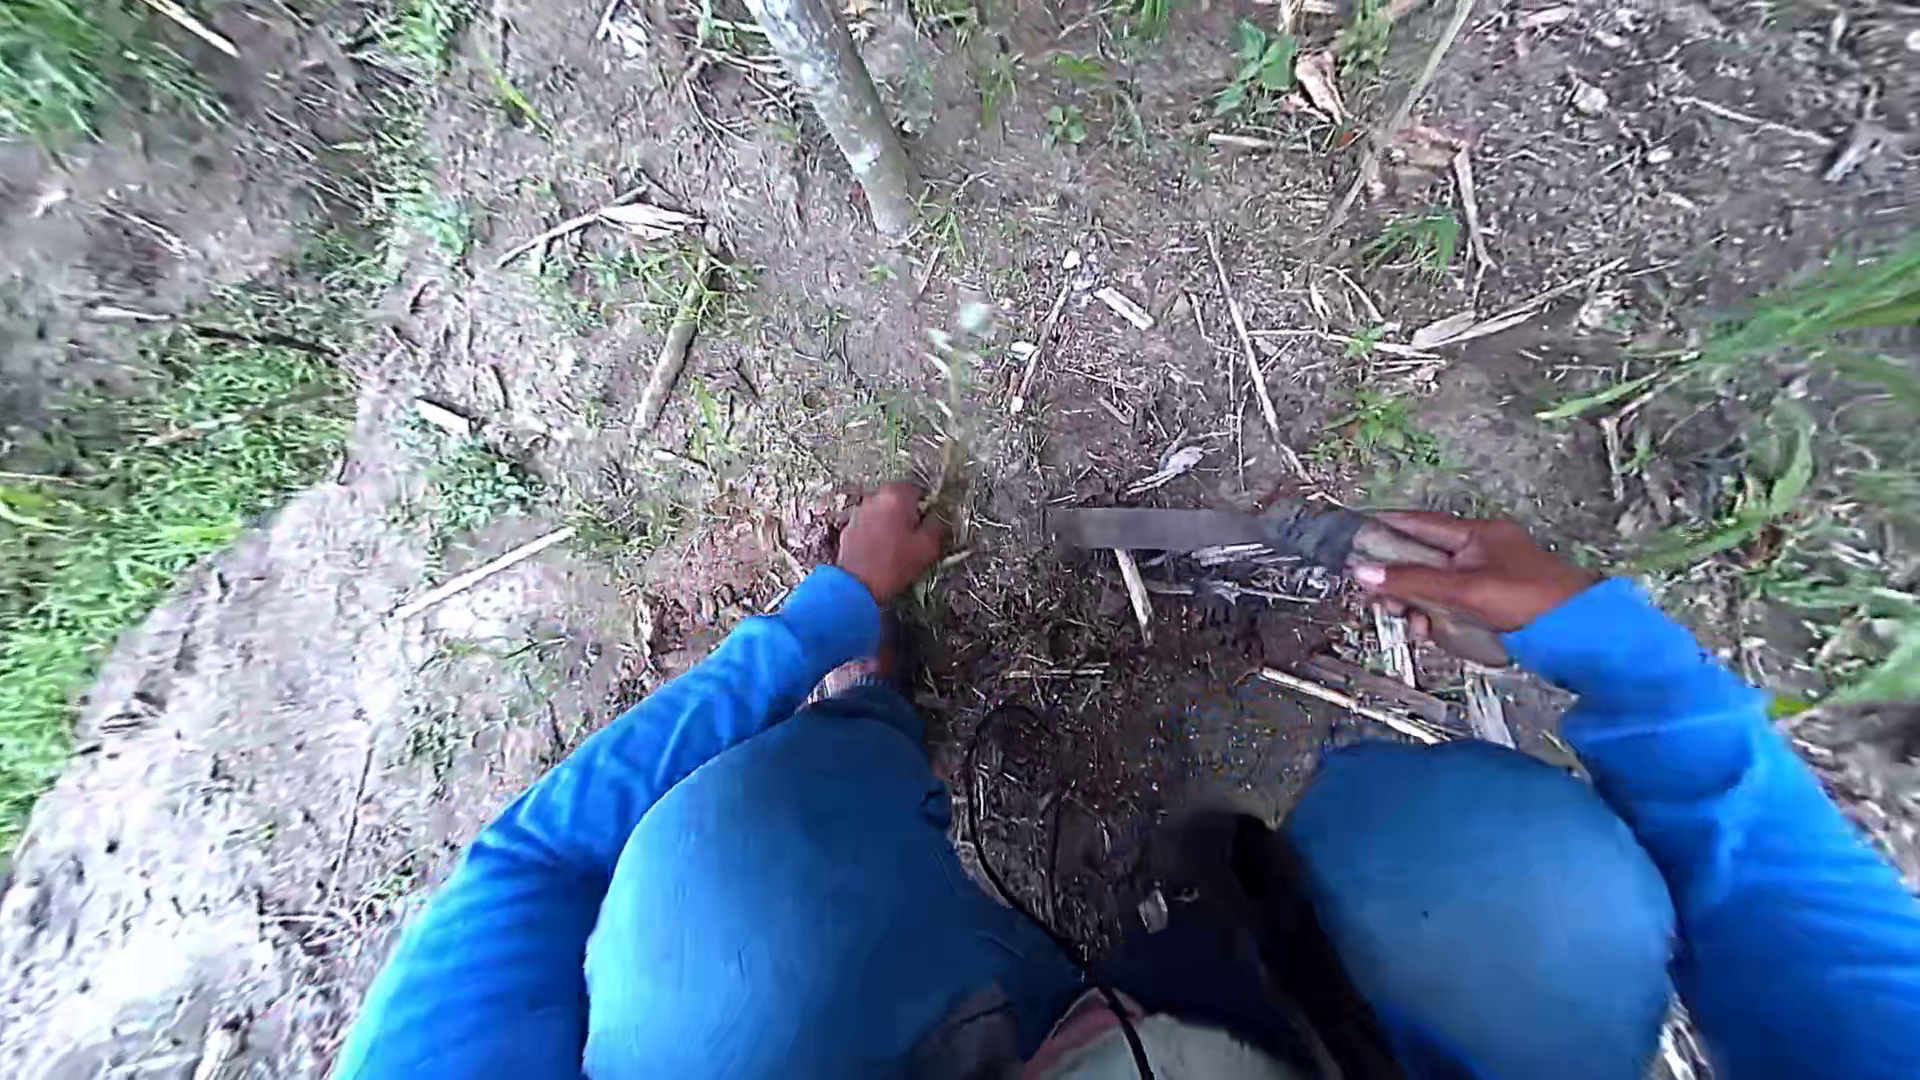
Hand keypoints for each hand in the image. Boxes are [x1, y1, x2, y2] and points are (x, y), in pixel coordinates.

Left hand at [835, 482, 945, 603]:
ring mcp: (859, 513)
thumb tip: (937, 519)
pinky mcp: (849, 528)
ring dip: (891, 523)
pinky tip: (882, 551)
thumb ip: (937, 526)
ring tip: (898, 546)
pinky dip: (876, 533)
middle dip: (907, 514)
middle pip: (898, 499)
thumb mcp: (928, 547)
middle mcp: (875, 499)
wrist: (857, 586)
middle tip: (915, 535)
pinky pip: (869, 524)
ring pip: (882, 512)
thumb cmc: (893, 566)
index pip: (917, 489)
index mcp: (896, 497)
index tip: (929, 520)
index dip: (926, 506)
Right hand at [1350, 512, 1597, 633]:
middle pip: (1419, 557)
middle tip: (1375, 594)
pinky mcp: (1488, 603)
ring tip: (1404, 618)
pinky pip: (1445, 603)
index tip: (1352, 534)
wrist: (1590, 642)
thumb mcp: (1465, 590)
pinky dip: (1431, 615)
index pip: (1418, 522)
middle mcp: (1478, 551)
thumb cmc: (1530, 603)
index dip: (1384, 525)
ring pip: (1429, 583)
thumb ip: (1411, 581)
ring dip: (1410, 601)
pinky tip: (1426, 630)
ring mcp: (1484, 577)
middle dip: (1394, 576)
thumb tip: (1361, 572)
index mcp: (1478, 535)